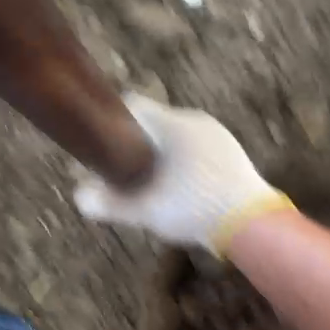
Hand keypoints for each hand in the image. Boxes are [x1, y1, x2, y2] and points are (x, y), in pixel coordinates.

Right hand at [74, 95, 292, 253]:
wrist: (251, 224)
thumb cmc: (193, 209)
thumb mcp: (144, 210)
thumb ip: (108, 203)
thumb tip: (78, 197)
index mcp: (172, 125)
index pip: (132, 105)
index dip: (112, 121)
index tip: (101, 144)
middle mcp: (196, 121)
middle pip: (153, 123)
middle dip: (135, 143)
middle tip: (122, 172)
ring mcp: (217, 135)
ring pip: (176, 136)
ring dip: (160, 155)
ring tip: (150, 185)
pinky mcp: (231, 152)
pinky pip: (196, 149)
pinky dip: (182, 163)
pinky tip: (179, 190)